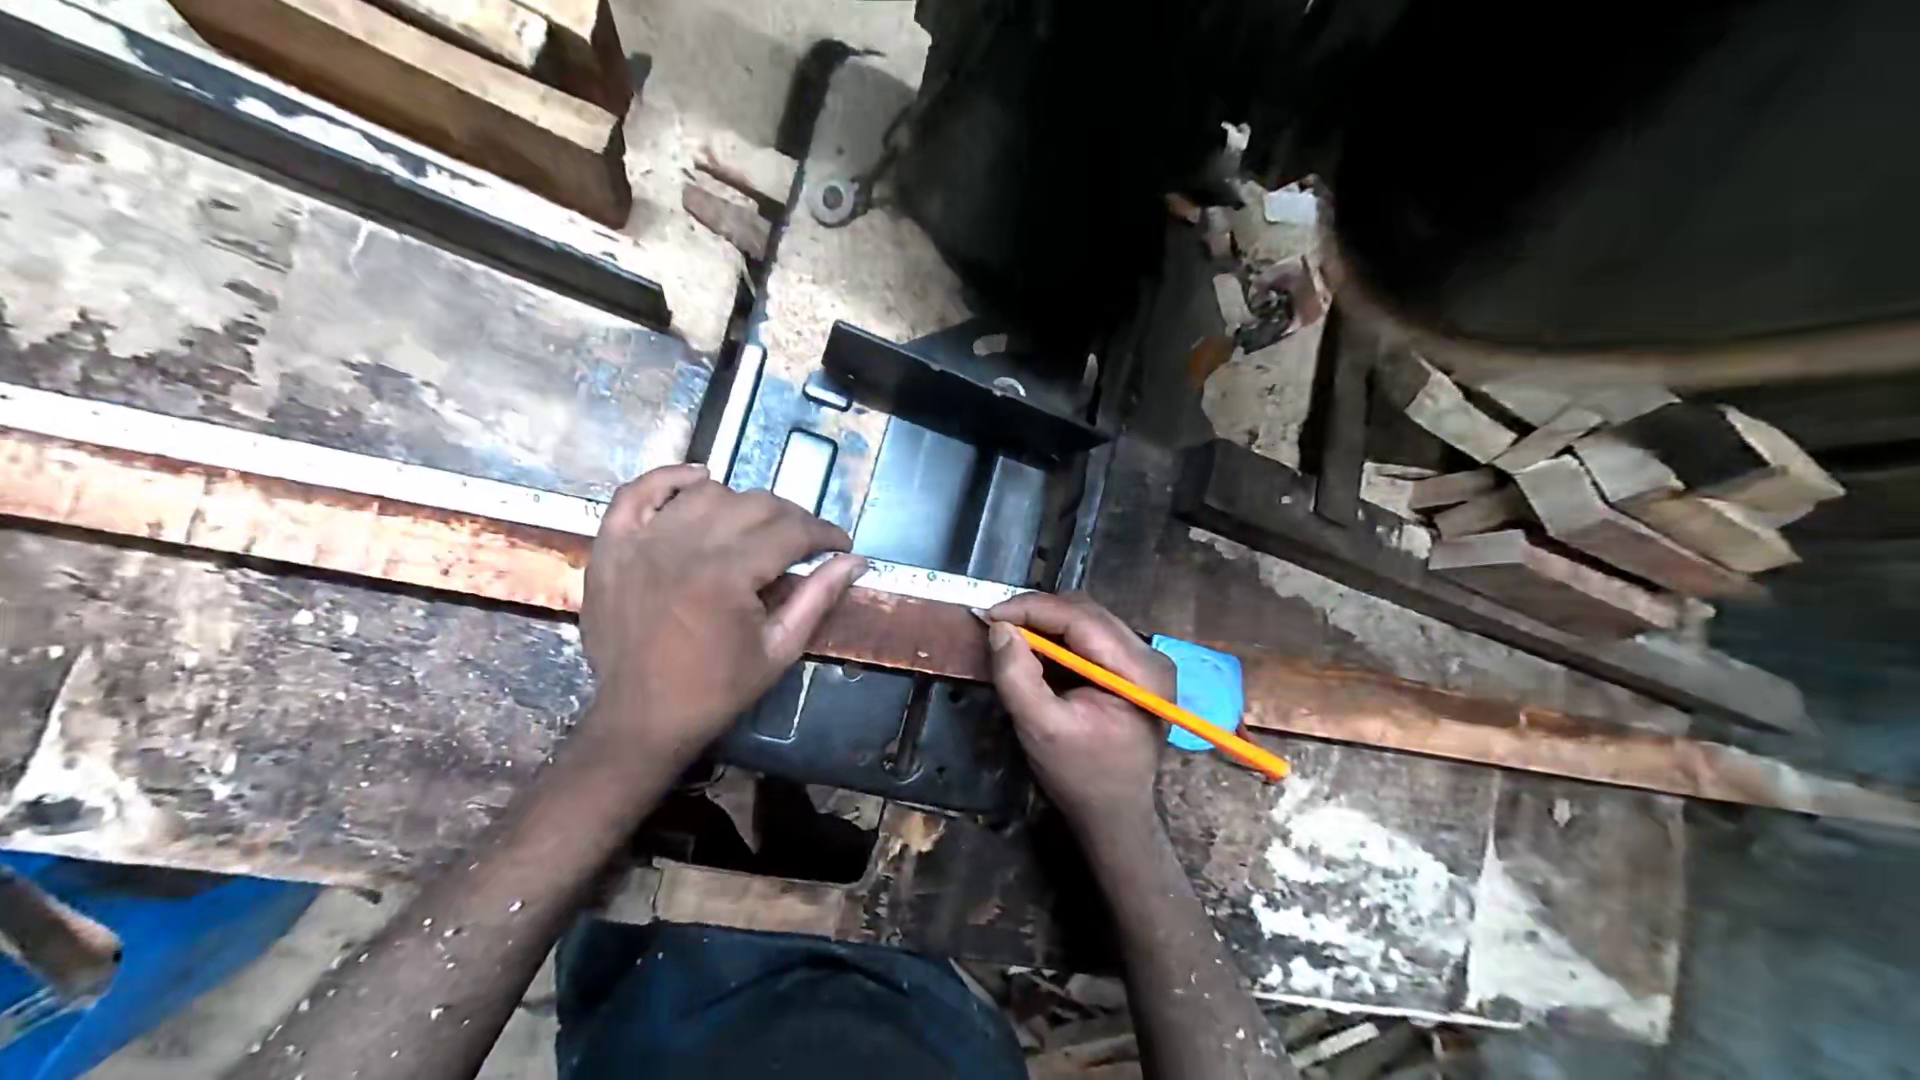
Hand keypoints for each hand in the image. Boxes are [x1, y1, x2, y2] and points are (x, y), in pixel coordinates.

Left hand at [579, 464, 865, 765]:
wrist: (641, 717)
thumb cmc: (716, 690)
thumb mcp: (779, 649)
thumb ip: (818, 598)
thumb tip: (856, 561)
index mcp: (726, 576)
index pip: (791, 531)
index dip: (825, 534)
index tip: (841, 546)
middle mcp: (683, 547)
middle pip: (754, 504)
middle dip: (793, 518)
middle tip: (806, 543)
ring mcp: (642, 542)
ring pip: (708, 493)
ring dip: (743, 504)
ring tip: (756, 529)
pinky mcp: (613, 546)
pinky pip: (640, 490)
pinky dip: (671, 478)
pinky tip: (700, 479)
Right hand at [985, 593, 1173, 834]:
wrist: (1113, 813)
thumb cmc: (1081, 777)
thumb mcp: (1040, 729)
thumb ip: (1018, 676)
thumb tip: (1000, 628)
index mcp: (1140, 672)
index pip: (1082, 619)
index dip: (1032, 609)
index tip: (990, 614)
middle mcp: (1150, 656)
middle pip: (1086, 612)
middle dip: (1037, 613)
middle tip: (997, 625)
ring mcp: (1144, 660)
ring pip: (1086, 618)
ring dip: (1046, 623)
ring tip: (1013, 638)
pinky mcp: (1131, 666)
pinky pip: (1089, 634)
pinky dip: (1058, 636)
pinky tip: (1036, 651)